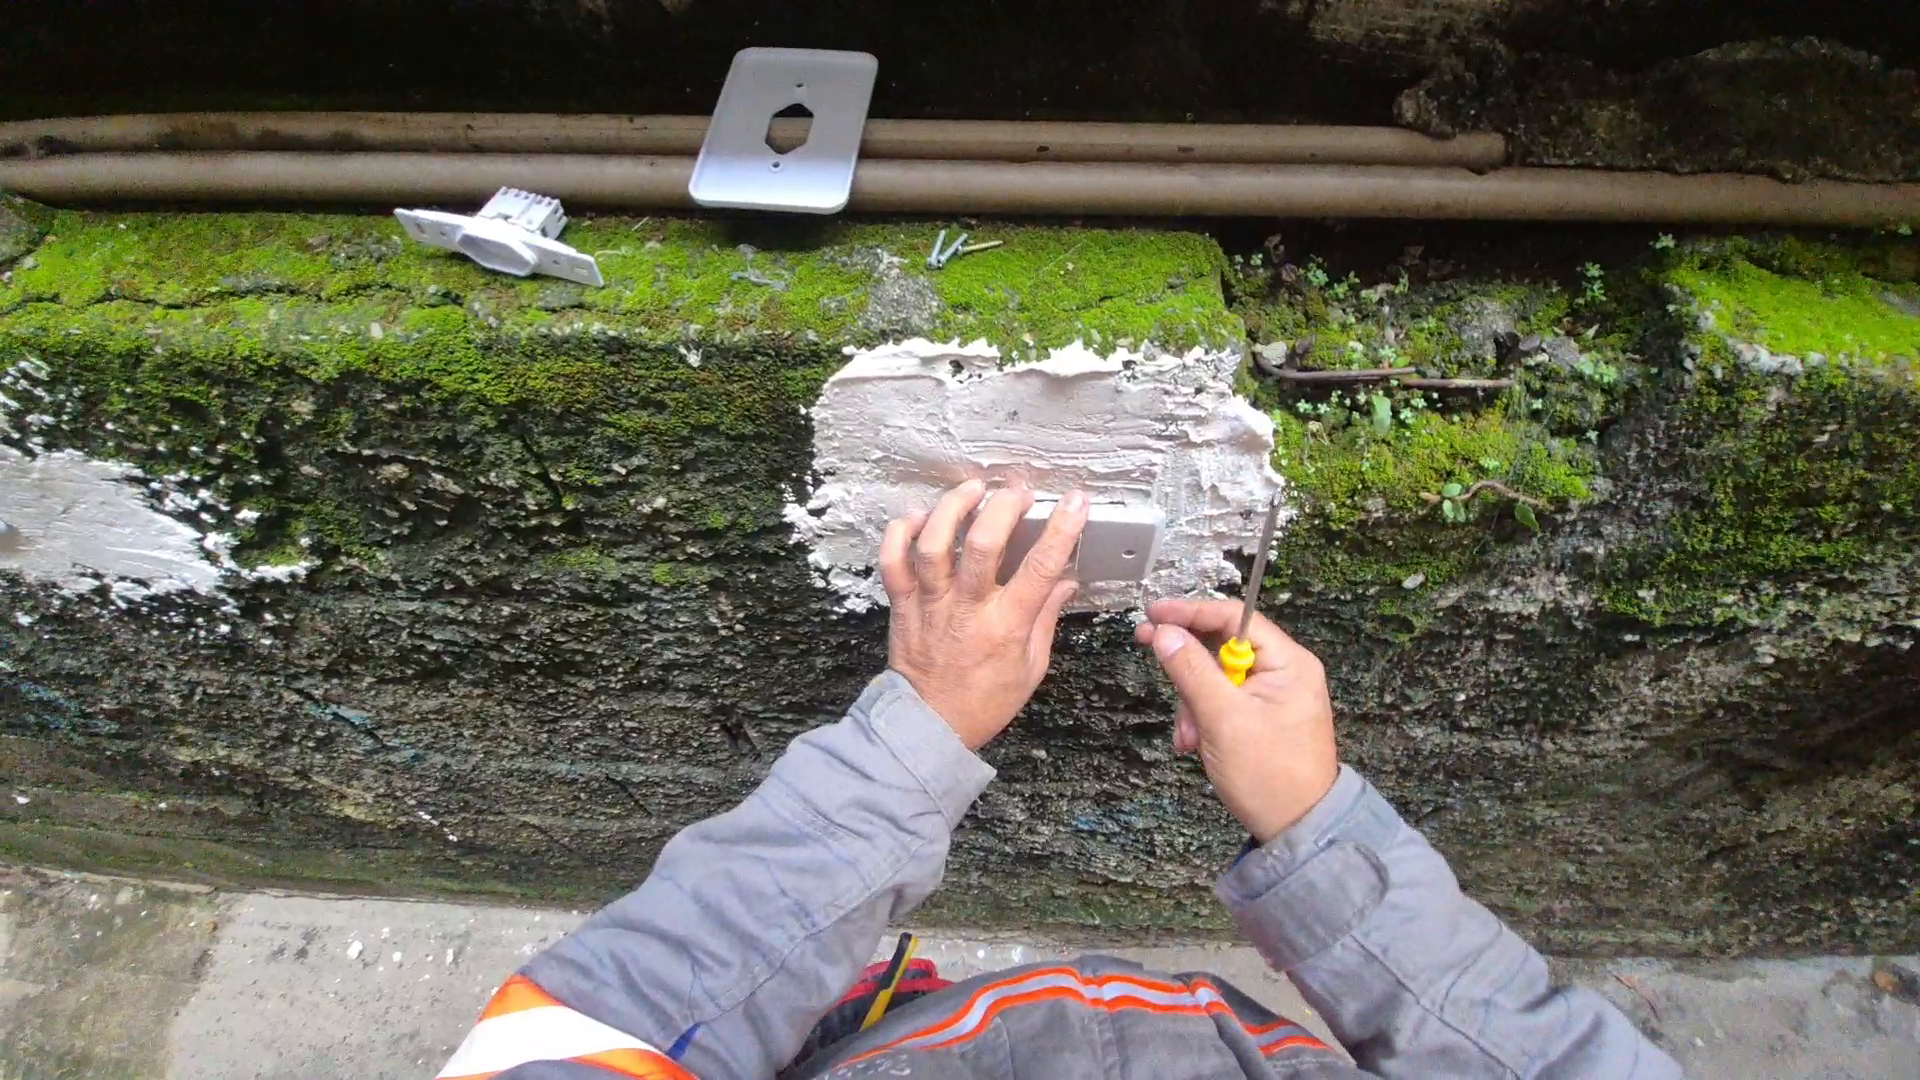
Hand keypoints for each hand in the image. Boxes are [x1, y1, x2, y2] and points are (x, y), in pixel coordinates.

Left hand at [881, 480, 1088, 749]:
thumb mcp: (1030, 668)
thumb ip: (1045, 619)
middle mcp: (967, 609)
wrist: (928, 727)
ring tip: (971, 489)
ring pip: (933, 545)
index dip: (1061, 530)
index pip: (1040, 569)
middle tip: (1018, 491)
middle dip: (1003, 507)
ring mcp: (930, 604)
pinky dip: (898, 533)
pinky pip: (892, 562)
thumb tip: (1064, 581)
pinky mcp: (902, 605)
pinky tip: (917, 516)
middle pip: (982, 545)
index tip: (1076, 502)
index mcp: (1006, 626)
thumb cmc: (984, 701)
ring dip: (951, 508)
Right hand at [1133, 599, 1338, 843]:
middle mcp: (1282, 671)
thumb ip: (1191, 670)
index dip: (1190, 612)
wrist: (1297, 833)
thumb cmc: (1268, 774)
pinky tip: (1193, 741)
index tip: (1153, 614)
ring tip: (1188, 735)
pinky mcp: (1257, 716)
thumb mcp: (1223, 718)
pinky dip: (1199, 716)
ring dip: (1190, 701)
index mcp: (1288, 662)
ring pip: (1213, 675)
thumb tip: (1162, 631)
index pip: (1234, 617)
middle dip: (1186, 665)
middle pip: (1220, 645)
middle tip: (1147, 648)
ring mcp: (1270, 695)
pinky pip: (1218, 700)